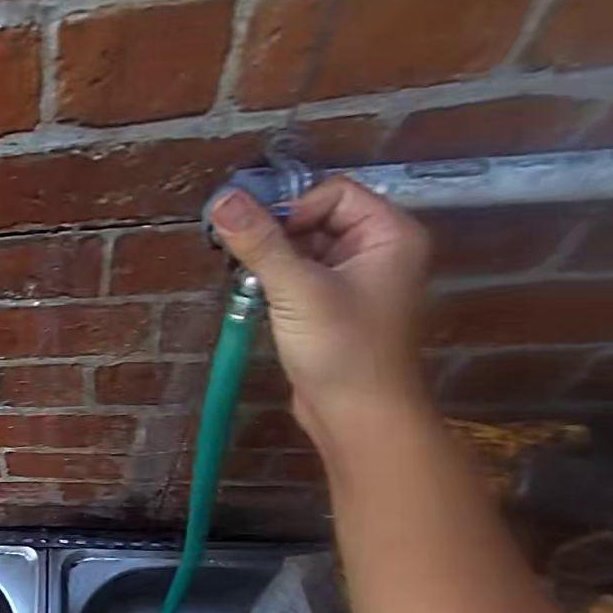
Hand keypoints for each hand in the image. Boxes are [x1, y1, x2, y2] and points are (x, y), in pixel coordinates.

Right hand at [208, 178, 433, 435]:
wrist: (358, 419)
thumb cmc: (341, 350)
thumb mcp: (298, 290)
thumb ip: (260, 242)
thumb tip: (222, 199)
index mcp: (389, 234)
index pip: (333, 192)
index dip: (294, 209)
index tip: (262, 240)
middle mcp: (378, 251)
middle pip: (316, 218)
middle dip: (277, 235)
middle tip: (242, 257)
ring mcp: (357, 282)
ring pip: (305, 249)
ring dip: (272, 260)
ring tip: (247, 280)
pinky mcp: (335, 308)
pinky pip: (302, 277)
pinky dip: (277, 282)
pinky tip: (256, 297)